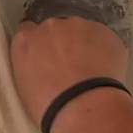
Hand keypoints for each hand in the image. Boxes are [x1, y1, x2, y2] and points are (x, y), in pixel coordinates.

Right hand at [8, 16, 128, 126]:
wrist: (83, 107)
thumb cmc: (48, 106)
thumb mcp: (24, 87)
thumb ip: (30, 67)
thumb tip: (42, 68)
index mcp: (25, 40)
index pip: (27, 32)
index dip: (38, 46)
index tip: (45, 60)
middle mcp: (50, 26)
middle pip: (55, 29)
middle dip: (62, 44)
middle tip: (70, 69)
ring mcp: (79, 26)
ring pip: (82, 32)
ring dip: (84, 46)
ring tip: (92, 73)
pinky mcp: (104, 32)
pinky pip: (104, 39)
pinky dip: (105, 51)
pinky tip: (107, 72)